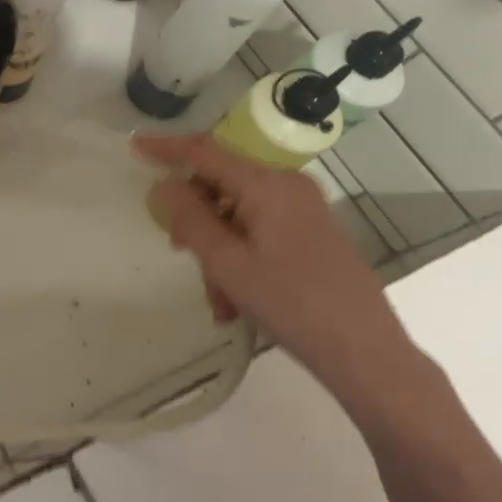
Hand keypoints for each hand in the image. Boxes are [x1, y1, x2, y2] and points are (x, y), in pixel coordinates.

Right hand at [134, 133, 417, 398]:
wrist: (367, 353)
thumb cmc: (292, 304)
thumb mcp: (227, 263)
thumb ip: (190, 218)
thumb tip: (165, 183)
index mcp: (268, 185)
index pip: (205, 151)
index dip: (167, 148)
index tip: (134, 147)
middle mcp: (289, 186)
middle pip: (222, 184)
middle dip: (196, 217)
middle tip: (179, 250)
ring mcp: (306, 210)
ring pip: (239, 213)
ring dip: (218, 248)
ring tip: (218, 298)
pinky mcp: (314, 233)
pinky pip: (261, 230)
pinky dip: (241, 255)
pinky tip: (237, 301)